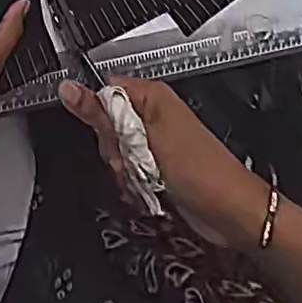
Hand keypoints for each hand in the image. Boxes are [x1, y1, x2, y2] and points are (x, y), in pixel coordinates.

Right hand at [59, 77, 272, 246]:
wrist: (233, 213)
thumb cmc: (200, 171)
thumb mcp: (142, 139)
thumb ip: (101, 114)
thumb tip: (68, 88)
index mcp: (150, 95)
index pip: (102, 94)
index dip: (100, 118)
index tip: (112, 137)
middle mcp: (152, 115)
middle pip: (106, 126)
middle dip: (114, 152)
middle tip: (133, 162)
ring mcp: (155, 141)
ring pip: (115, 153)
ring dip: (124, 172)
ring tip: (146, 179)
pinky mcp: (157, 165)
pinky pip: (129, 171)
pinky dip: (134, 184)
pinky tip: (148, 191)